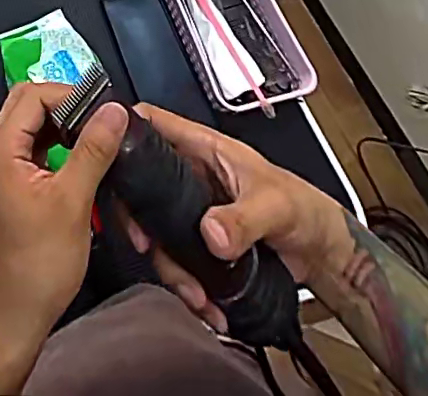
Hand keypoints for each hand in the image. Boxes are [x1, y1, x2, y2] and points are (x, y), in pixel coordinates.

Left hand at [0, 83, 127, 331]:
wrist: (20, 311)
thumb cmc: (36, 266)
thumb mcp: (73, 202)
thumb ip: (93, 150)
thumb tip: (112, 112)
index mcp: (4, 152)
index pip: (33, 95)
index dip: (68, 95)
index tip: (98, 108)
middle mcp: (2, 154)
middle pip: (29, 100)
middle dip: (65, 100)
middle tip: (95, 114)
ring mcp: (11, 167)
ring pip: (35, 119)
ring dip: (64, 118)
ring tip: (93, 130)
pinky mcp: (22, 180)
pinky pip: (41, 141)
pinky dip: (63, 136)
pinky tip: (83, 150)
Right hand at [120, 104, 354, 331]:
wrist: (318, 250)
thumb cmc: (302, 207)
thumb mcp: (274, 206)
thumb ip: (244, 218)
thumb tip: (210, 231)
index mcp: (207, 149)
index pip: (158, 124)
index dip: (128, 130)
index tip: (109, 156)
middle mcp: (194, 175)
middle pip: (145, 184)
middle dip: (140, 219)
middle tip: (145, 245)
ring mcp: (194, 208)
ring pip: (157, 229)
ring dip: (169, 266)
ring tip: (194, 294)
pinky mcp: (199, 240)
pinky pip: (176, 258)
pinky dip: (185, 285)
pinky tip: (205, 304)